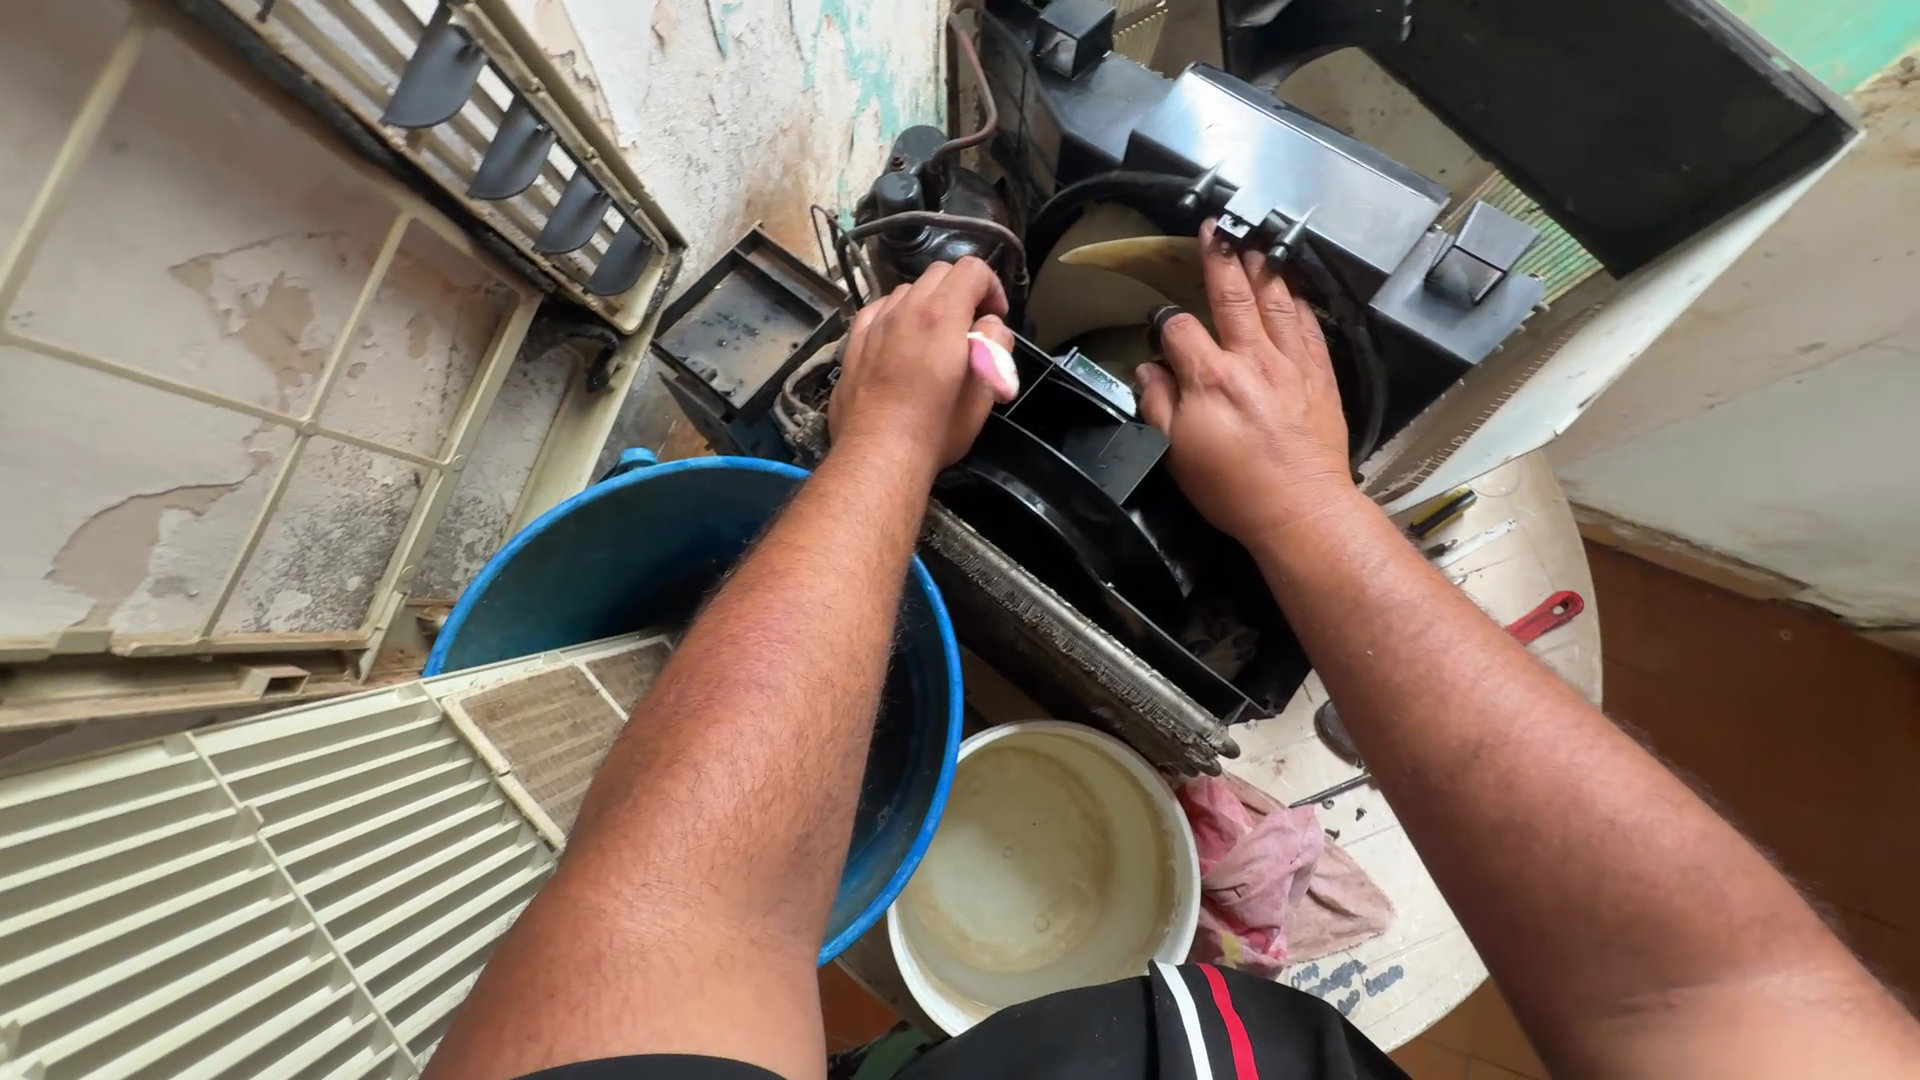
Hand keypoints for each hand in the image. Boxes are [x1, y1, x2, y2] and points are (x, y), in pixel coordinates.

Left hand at [829, 257, 1014, 472]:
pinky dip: (897, 315)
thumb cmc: (936, 429)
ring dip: (929, 303)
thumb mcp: (983, 394)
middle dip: (962, 291)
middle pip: (939, 273)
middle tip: (971, 326)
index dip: (992, 287)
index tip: (996, 317)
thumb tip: (990, 327)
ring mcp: (875, 324)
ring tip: (936, 337)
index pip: (972, 270)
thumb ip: (994, 349)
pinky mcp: (854, 342)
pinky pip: (878, 311)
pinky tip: (901, 340)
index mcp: (942, 317)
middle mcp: (906, 310)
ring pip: (907, 290)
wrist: (879, 454)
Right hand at [1135, 220, 1352, 542]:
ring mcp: (1290, 364)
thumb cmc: (1231, 488)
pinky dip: (1297, 302)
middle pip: (1231, 297)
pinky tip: (1291, 288)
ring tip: (1253, 243)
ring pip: (1274, 302)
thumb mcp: (1174, 454)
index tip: (1162, 324)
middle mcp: (1251, 360)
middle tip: (1213, 228)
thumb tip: (1148, 370)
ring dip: (1261, 268)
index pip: (1180, 329)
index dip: (1166, 322)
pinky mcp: (1320, 375)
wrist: (1298, 508)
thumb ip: (1157, 405)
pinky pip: (1308, 326)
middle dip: (1218, 259)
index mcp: (1209, 379)